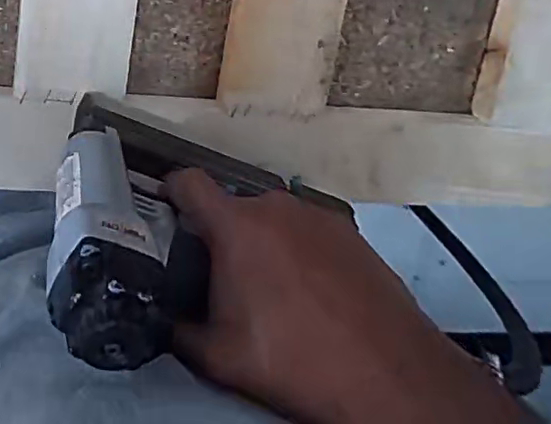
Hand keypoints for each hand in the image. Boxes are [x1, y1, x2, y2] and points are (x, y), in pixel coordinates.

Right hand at [165, 170, 524, 423]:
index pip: (190, 182)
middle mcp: (274, 206)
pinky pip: (306, 228)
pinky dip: (299, 249)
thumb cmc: (300, 359)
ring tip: (274, 292)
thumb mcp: (222, 357)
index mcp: (237, 227)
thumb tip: (170, 322)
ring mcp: (313, 212)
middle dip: (223, 237)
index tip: (165, 199)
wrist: (384, 367)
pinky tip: (310, 290)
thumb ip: (182, 331)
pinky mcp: (344, 226)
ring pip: (271, 219)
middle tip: (226, 279)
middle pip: (233, 208)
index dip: (171, 187)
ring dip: (263, 244)